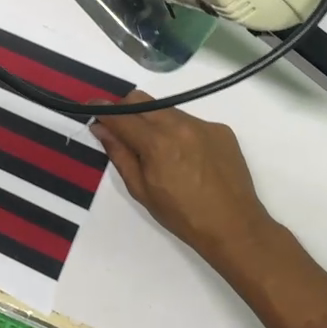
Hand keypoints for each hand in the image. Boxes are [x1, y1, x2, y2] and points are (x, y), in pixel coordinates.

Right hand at [90, 92, 277, 264]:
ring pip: (166, 109)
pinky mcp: (221, 130)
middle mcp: (180, 125)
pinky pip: (190, 120)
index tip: (90, 108)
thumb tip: (101, 128)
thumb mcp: (141, 190)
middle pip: (141, 100)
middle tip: (122, 130)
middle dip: (125, 109)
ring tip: (158, 149)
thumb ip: (119, 154)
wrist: (235, 227)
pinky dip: (178, 131)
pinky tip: (185, 156)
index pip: (120, 115)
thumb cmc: (182, 216)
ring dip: (153, 120)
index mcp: (157, 143)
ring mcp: (203, 125)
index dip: (101, 110)